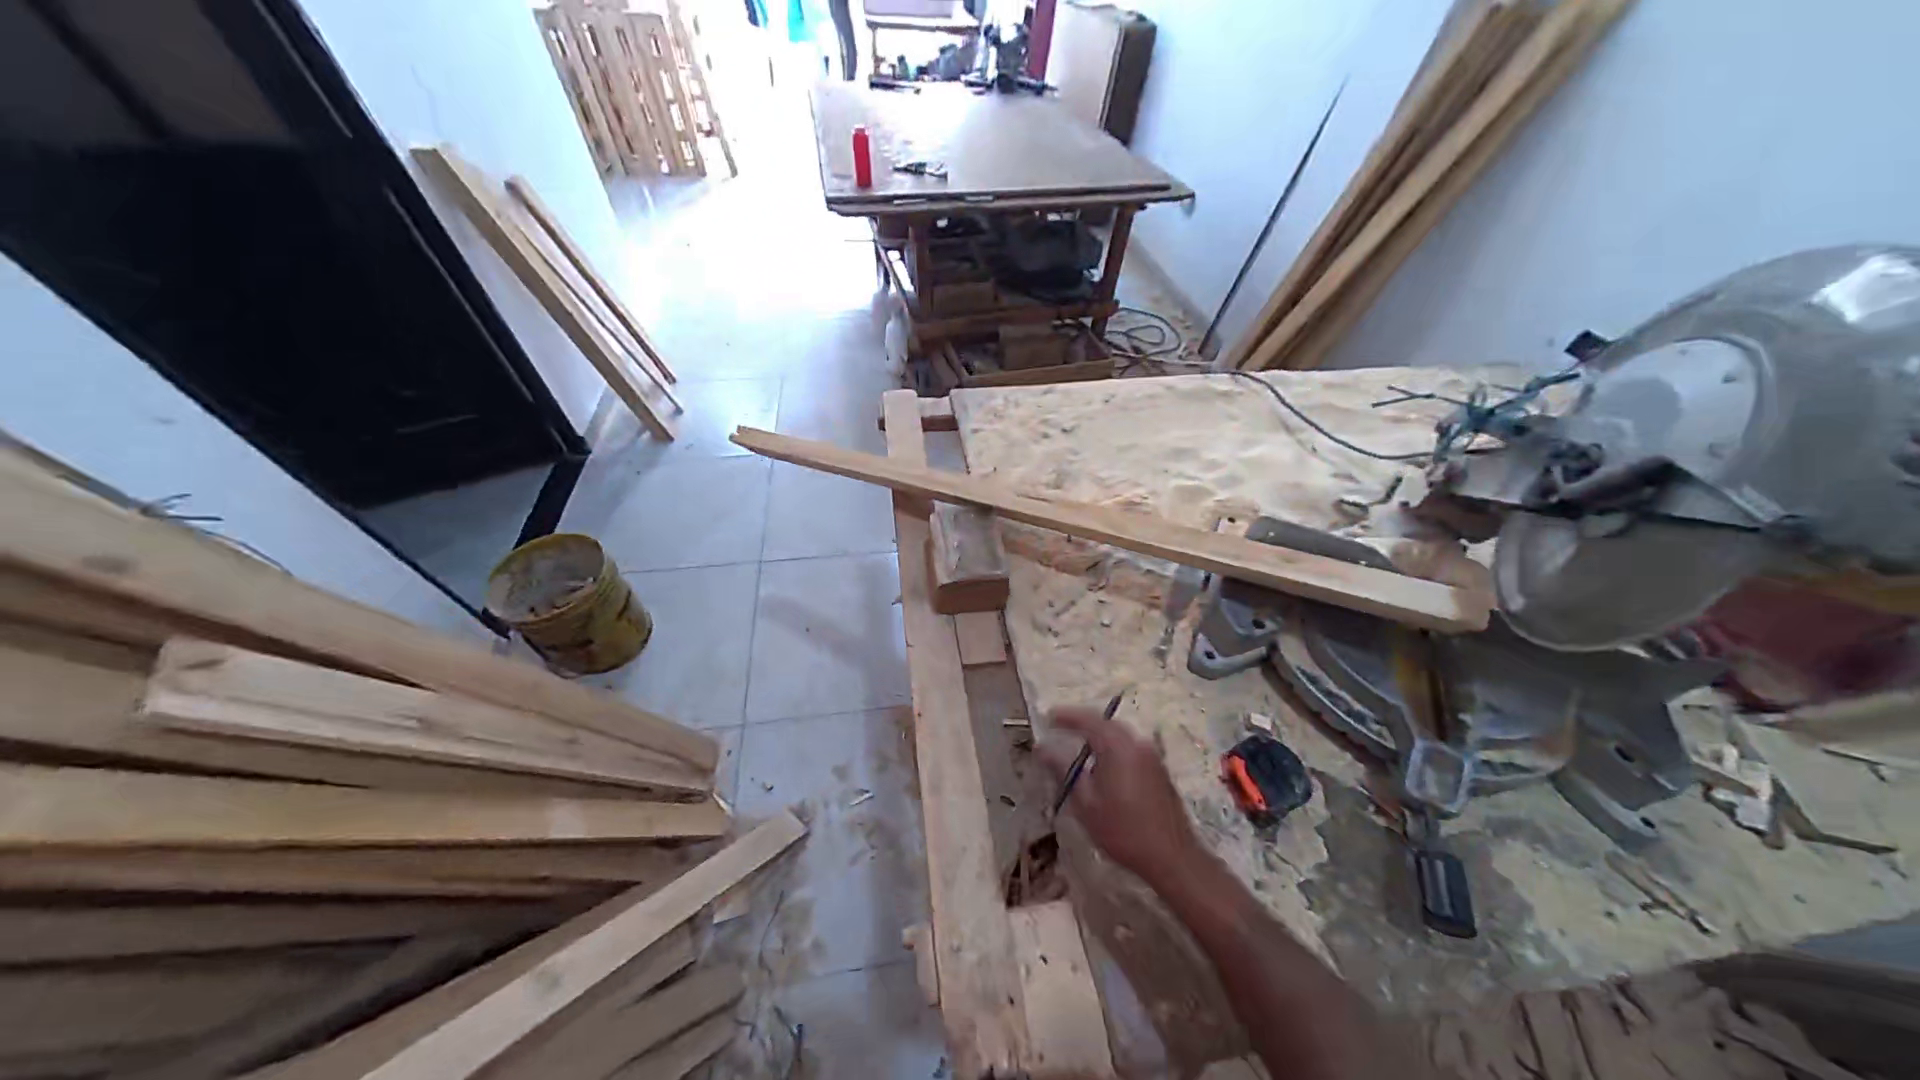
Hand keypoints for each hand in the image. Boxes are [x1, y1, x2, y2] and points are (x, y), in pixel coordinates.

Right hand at [1039, 704, 1198, 887]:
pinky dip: (1113, 748)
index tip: (1048, 717)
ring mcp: (1152, 756)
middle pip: (1106, 724)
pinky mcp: (1159, 770)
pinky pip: (1130, 748)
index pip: (1088, 719)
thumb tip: (1042, 748)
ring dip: (1099, 736)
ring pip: (1120, 736)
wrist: (1171, 857)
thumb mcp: (1085, 803)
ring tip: (1078, 747)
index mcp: (1118, 747)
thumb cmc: (1122, 831)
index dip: (1066, 716)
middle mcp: (1137, 744)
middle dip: (1082, 723)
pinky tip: (1103, 766)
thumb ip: (1062, 769)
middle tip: (1060, 728)